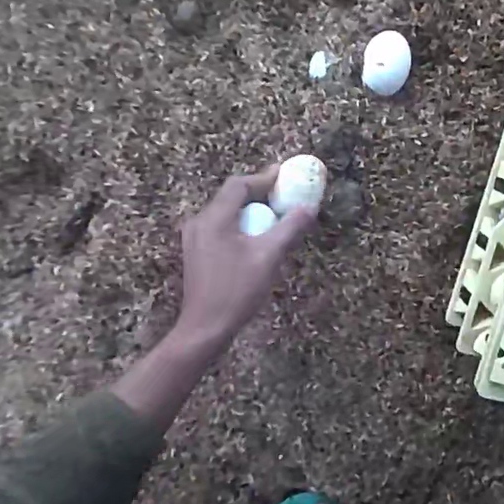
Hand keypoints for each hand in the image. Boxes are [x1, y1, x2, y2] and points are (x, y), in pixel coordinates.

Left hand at [174, 167, 316, 345]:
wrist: (205, 328)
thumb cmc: (237, 291)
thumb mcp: (269, 257)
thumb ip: (289, 228)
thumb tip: (308, 209)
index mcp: (214, 219)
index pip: (239, 185)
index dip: (263, 177)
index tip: (285, 175)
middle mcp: (199, 223)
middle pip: (231, 197)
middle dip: (259, 193)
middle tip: (283, 195)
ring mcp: (195, 239)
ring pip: (226, 214)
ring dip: (251, 211)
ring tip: (274, 216)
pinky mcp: (196, 254)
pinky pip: (221, 229)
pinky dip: (241, 226)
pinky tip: (257, 239)